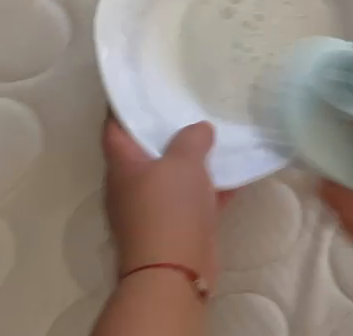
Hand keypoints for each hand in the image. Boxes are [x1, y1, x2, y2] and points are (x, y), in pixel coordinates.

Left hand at [101, 116, 234, 286]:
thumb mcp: (184, 160)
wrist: (176, 271)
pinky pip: (194, 196)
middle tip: (191, 100)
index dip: (126, 104)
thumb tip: (199, 130)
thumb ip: (192, 137)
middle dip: (167, 127)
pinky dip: (212, 184)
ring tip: (218, 129)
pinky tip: (236, 168)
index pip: (116, 127)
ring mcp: (152, 208)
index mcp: (124, 166)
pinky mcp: (175, 226)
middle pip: (146, 149)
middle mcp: (132, 186)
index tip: (145, 82)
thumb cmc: (169, 208)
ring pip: (173, 172)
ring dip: (193, 156)